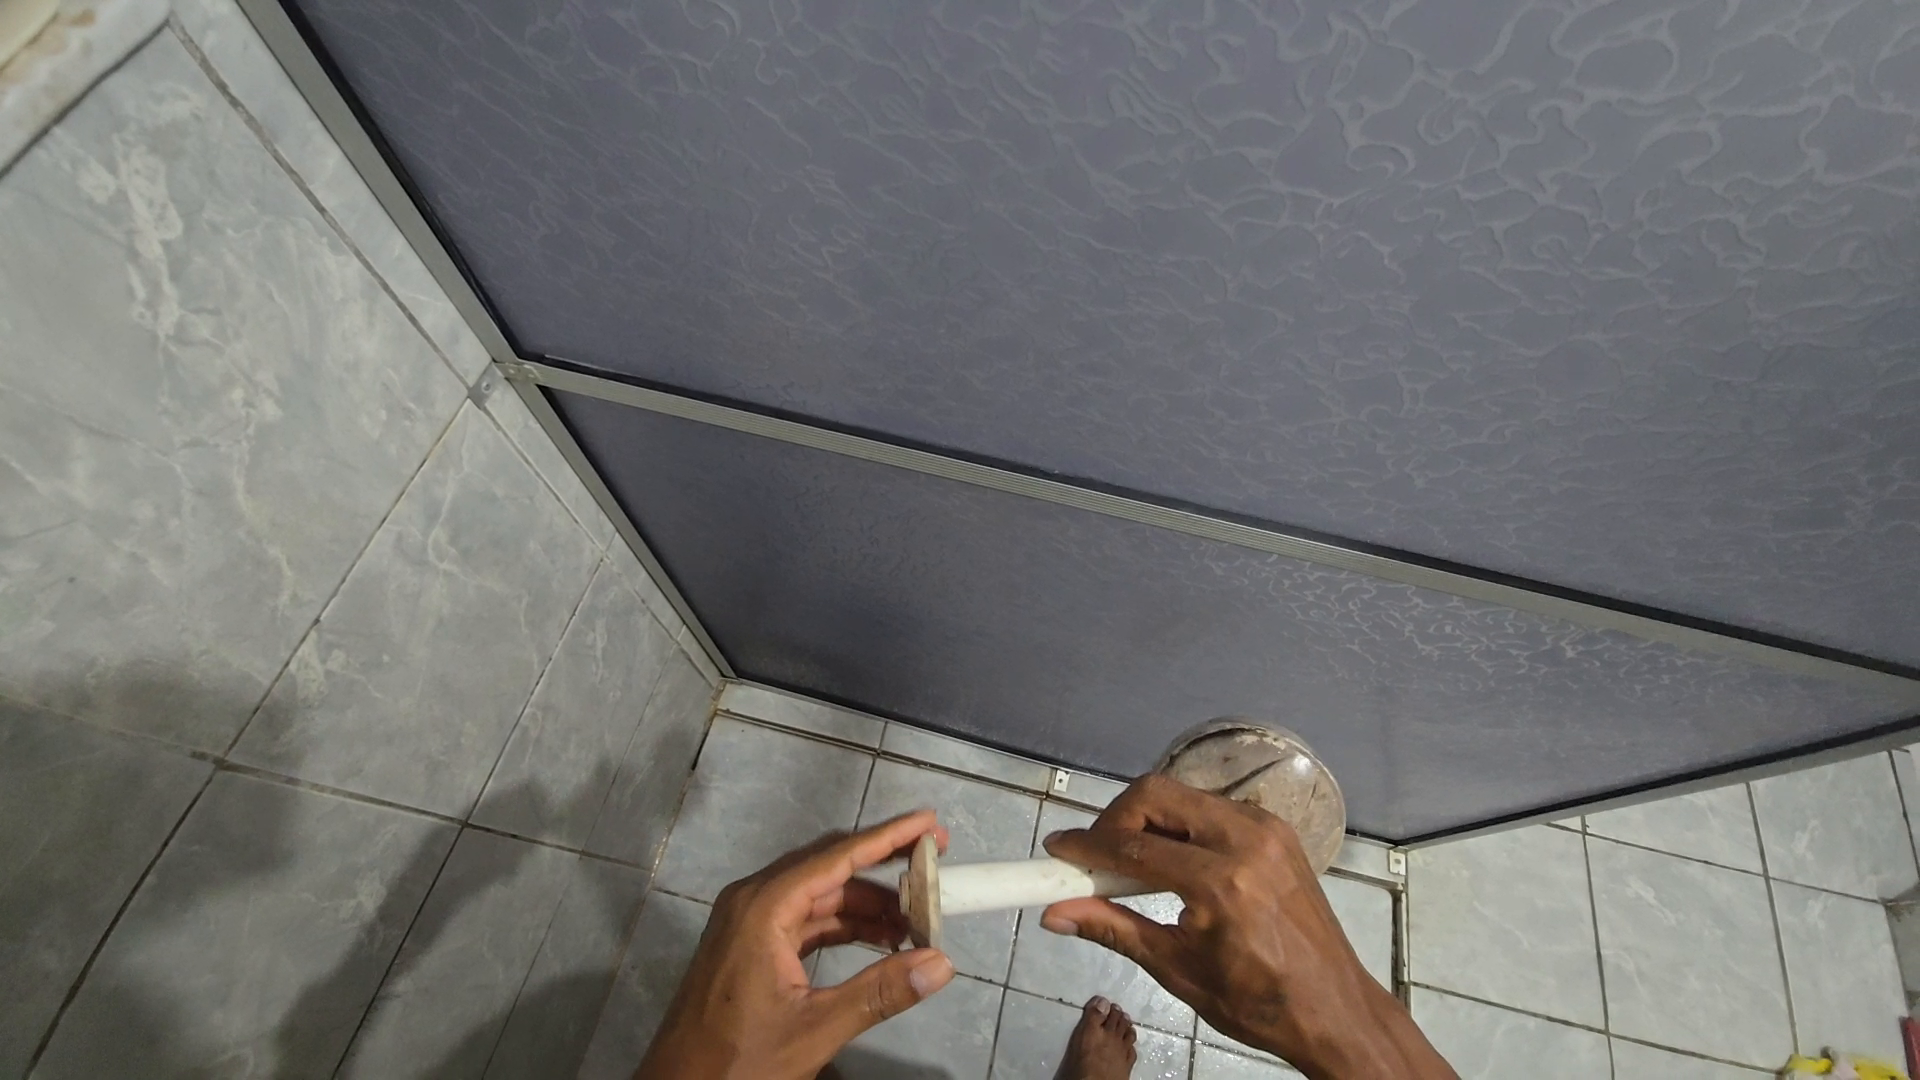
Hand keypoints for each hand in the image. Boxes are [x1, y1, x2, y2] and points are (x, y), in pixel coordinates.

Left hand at [638, 810, 957, 1079]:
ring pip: (821, 893)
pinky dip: (844, 924)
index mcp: (765, 905)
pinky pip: (806, 917)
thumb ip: (880, 993)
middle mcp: (755, 897)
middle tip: (933, 860)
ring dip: (867, 903)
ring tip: (916, 916)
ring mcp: (750, 919)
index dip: (889, 837)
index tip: (929, 822)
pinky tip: (880, 939)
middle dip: (884, 865)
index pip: (839, 856)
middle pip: (831, 866)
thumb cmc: (737, 1063)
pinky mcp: (751, 942)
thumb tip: (941, 964)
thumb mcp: (814, 1029)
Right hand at [1040, 775, 1455, 1079]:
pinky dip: (1179, 821)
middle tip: (1097, 850)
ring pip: (1182, 793)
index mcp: (1221, 883)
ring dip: (1146, 816)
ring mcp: (1265, 826)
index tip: (1057, 848)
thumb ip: (1111, 928)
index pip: (1134, 845)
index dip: (1088, 844)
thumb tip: (1054, 915)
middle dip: (1116, 817)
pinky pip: (1209, 805)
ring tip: (1130, 855)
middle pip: (1156, 793)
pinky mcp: (1275, 825)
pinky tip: (1172, 854)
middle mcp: (1245, 838)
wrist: (1337, 1009)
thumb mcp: (1175, 969)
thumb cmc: (1254, 1001)